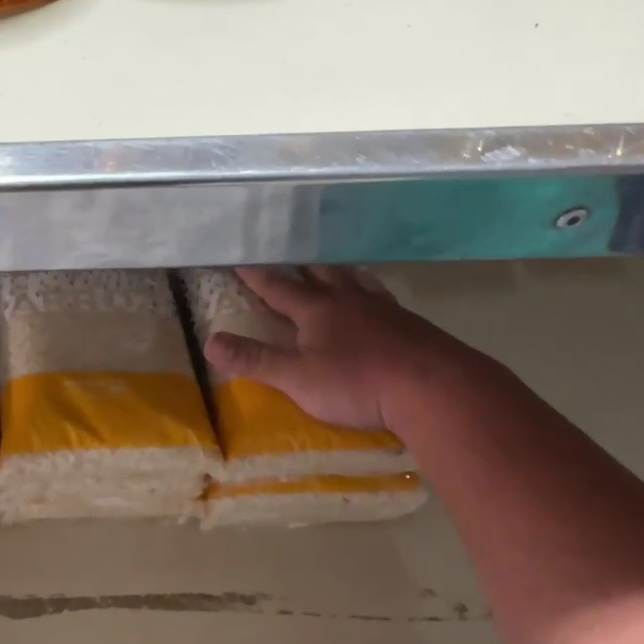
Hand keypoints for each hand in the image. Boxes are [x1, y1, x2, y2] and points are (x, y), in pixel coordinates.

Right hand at [201, 265, 482, 432]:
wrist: (434, 388)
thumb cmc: (357, 382)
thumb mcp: (296, 377)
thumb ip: (254, 359)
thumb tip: (208, 342)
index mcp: (317, 311)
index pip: (279, 288)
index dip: (258, 276)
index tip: (241, 259)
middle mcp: (350, 302)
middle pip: (322, 276)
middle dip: (302, 267)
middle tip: (291, 256)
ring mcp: (386, 312)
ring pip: (358, 283)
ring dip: (341, 274)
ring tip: (337, 269)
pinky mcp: (413, 327)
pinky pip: (386, 300)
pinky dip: (374, 294)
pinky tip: (380, 302)